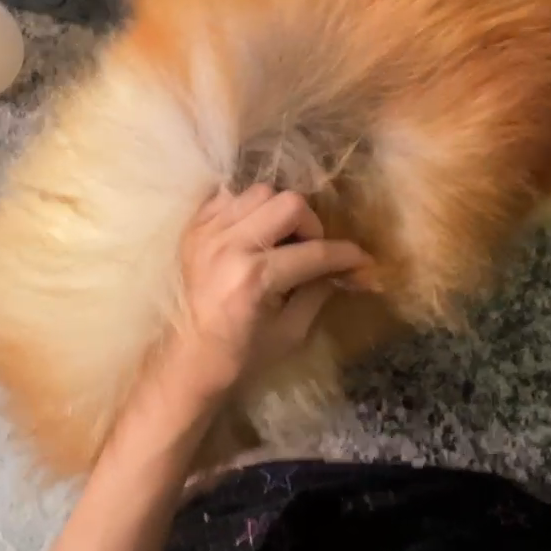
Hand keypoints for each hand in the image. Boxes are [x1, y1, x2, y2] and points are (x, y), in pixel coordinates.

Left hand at [155, 185, 372, 407]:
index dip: (346, 255)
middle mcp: (229, 245)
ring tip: (279, 239)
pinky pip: (230, 195)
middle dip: (310, 224)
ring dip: (278, 212)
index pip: (314, 251)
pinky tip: (253, 232)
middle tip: (310, 248)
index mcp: (254, 278)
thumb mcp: (292, 330)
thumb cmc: (243, 352)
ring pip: (260, 192)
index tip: (362, 259)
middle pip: (289, 202)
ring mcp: (207, 231)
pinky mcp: (194, 226)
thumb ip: (321, 290)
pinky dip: (248, 208)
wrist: (188, 358)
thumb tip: (353, 269)